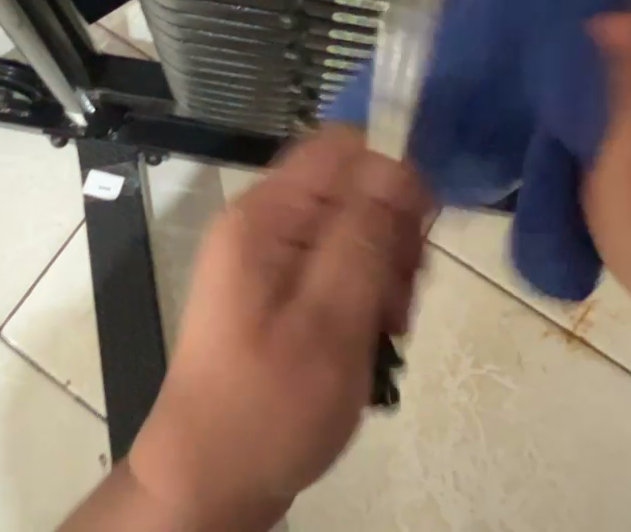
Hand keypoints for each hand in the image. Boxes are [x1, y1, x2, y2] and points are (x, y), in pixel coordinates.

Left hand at [127, 126, 430, 528]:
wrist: (210, 482)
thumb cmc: (268, 408)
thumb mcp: (329, 322)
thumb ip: (364, 237)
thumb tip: (396, 162)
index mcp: (266, 216)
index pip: (340, 147)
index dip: (390, 172)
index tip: (419, 230)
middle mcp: (266, 222)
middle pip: (352, 186)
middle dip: (391, 231)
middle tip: (401, 296)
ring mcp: (272, 255)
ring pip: (354, 225)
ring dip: (385, 267)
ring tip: (389, 325)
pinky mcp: (282, 286)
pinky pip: (340, 261)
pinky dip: (368, 289)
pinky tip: (376, 331)